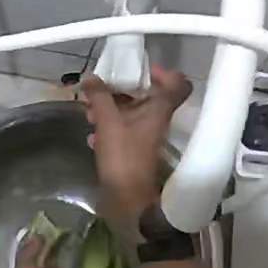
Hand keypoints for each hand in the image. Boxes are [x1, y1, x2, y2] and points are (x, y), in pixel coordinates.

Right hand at [81, 67, 191, 224]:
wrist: (126, 198)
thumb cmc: (123, 157)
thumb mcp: (108, 122)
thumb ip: (100, 97)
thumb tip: (90, 76)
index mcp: (159, 110)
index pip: (177, 83)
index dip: (163, 72)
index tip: (141, 69)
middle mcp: (156, 121)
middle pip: (147, 97)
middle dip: (122, 91)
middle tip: (102, 90)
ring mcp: (145, 137)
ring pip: (132, 114)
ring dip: (111, 110)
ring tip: (89, 112)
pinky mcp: (133, 152)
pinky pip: (123, 131)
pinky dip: (109, 128)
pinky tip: (92, 134)